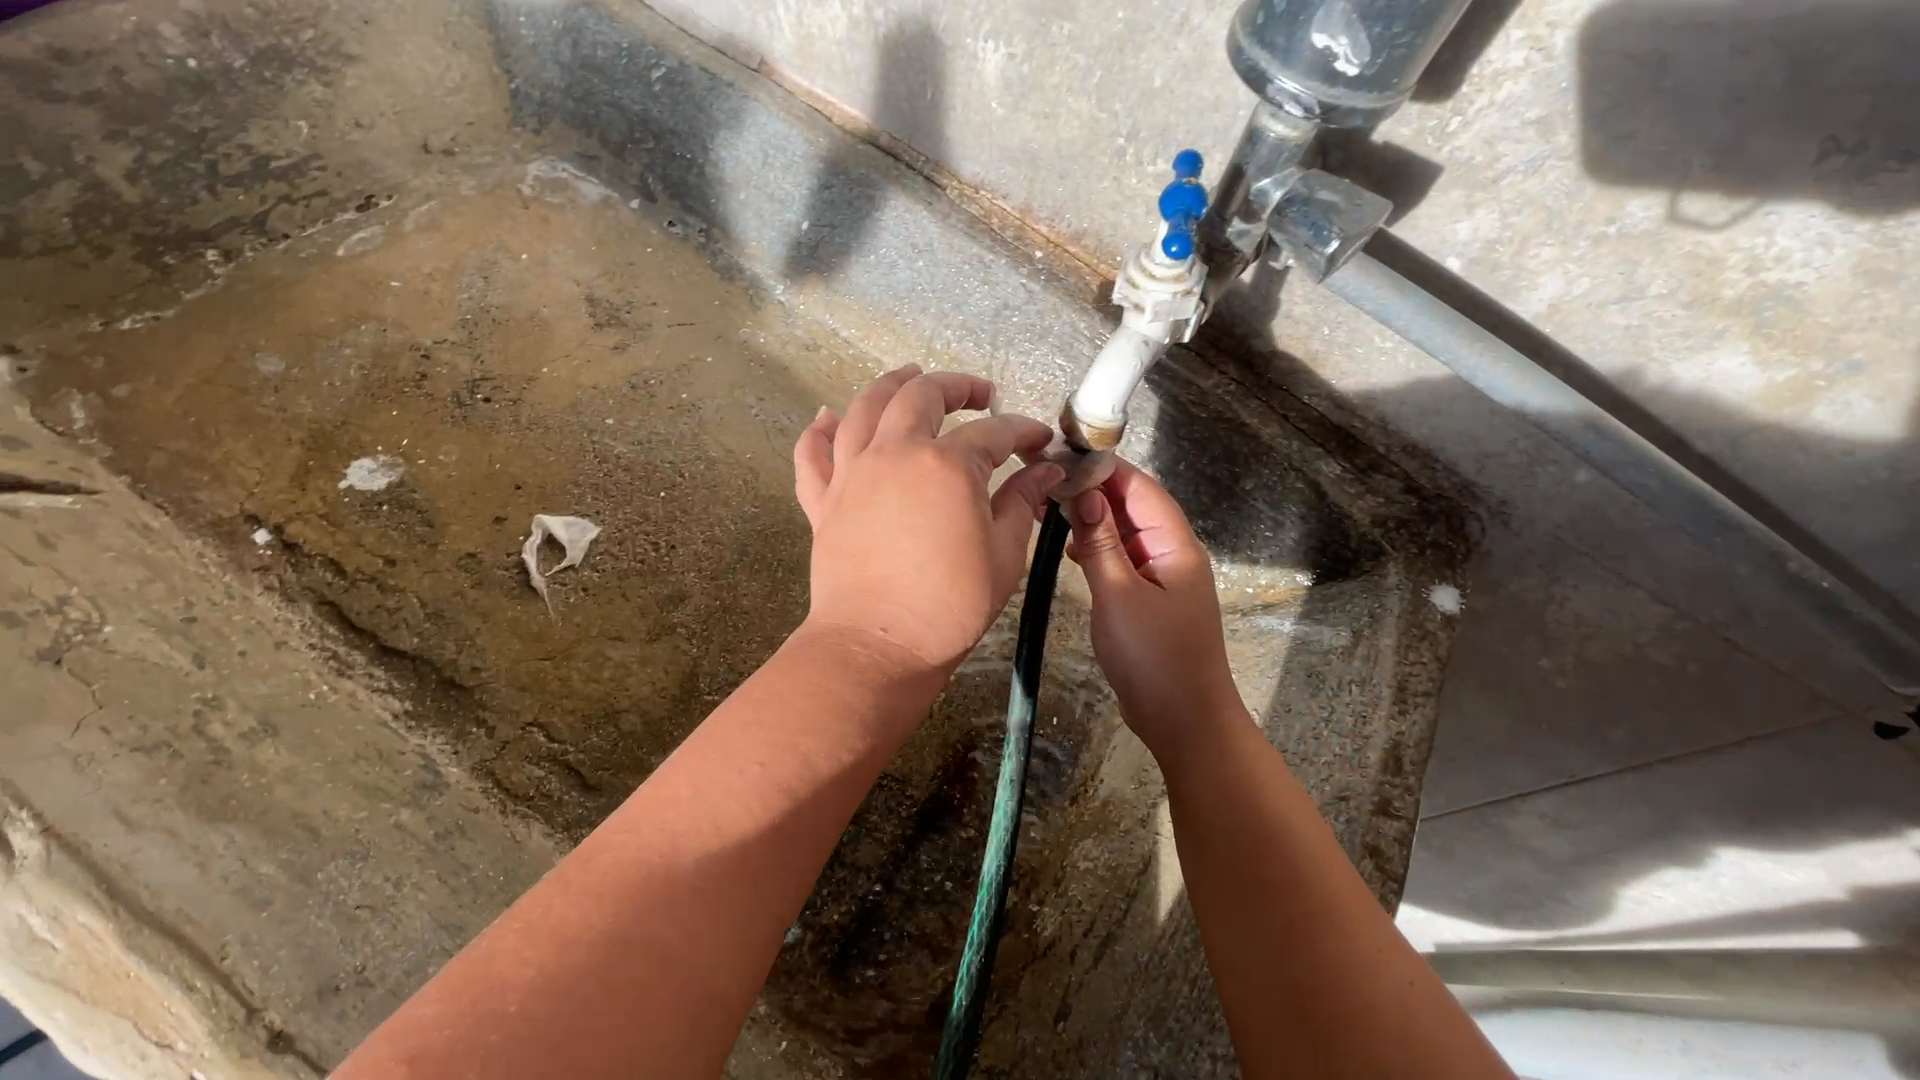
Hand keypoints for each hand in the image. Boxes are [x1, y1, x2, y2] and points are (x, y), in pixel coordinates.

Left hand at [793, 366, 1063, 673]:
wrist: (877, 644)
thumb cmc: (949, 605)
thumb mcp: (1003, 554)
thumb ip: (1021, 503)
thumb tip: (1044, 471)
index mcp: (946, 465)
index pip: (992, 433)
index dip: (1022, 431)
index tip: (1040, 440)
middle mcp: (894, 453)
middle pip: (921, 396)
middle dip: (956, 386)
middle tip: (980, 394)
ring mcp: (852, 474)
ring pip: (864, 409)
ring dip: (890, 386)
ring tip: (909, 376)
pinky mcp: (823, 501)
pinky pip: (812, 455)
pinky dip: (818, 431)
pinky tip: (826, 415)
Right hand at [1065, 459, 1246, 756]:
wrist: (1184, 720)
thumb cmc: (1154, 657)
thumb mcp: (1119, 596)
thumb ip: (1100, 543)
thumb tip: (1083, 494)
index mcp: (1176, 546)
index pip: (1141, 489)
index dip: (1105, 469)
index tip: (1063, 457)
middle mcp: (1173, 554)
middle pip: (1135, 508)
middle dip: (1095, 492)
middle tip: (1047, 482)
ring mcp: (1163, 579)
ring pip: (1128, 535)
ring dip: (1095, 521)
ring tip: (1052, 512)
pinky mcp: (1150, 602)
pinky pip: (1124, 562)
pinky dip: (1100, 550)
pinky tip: (1072, 552)